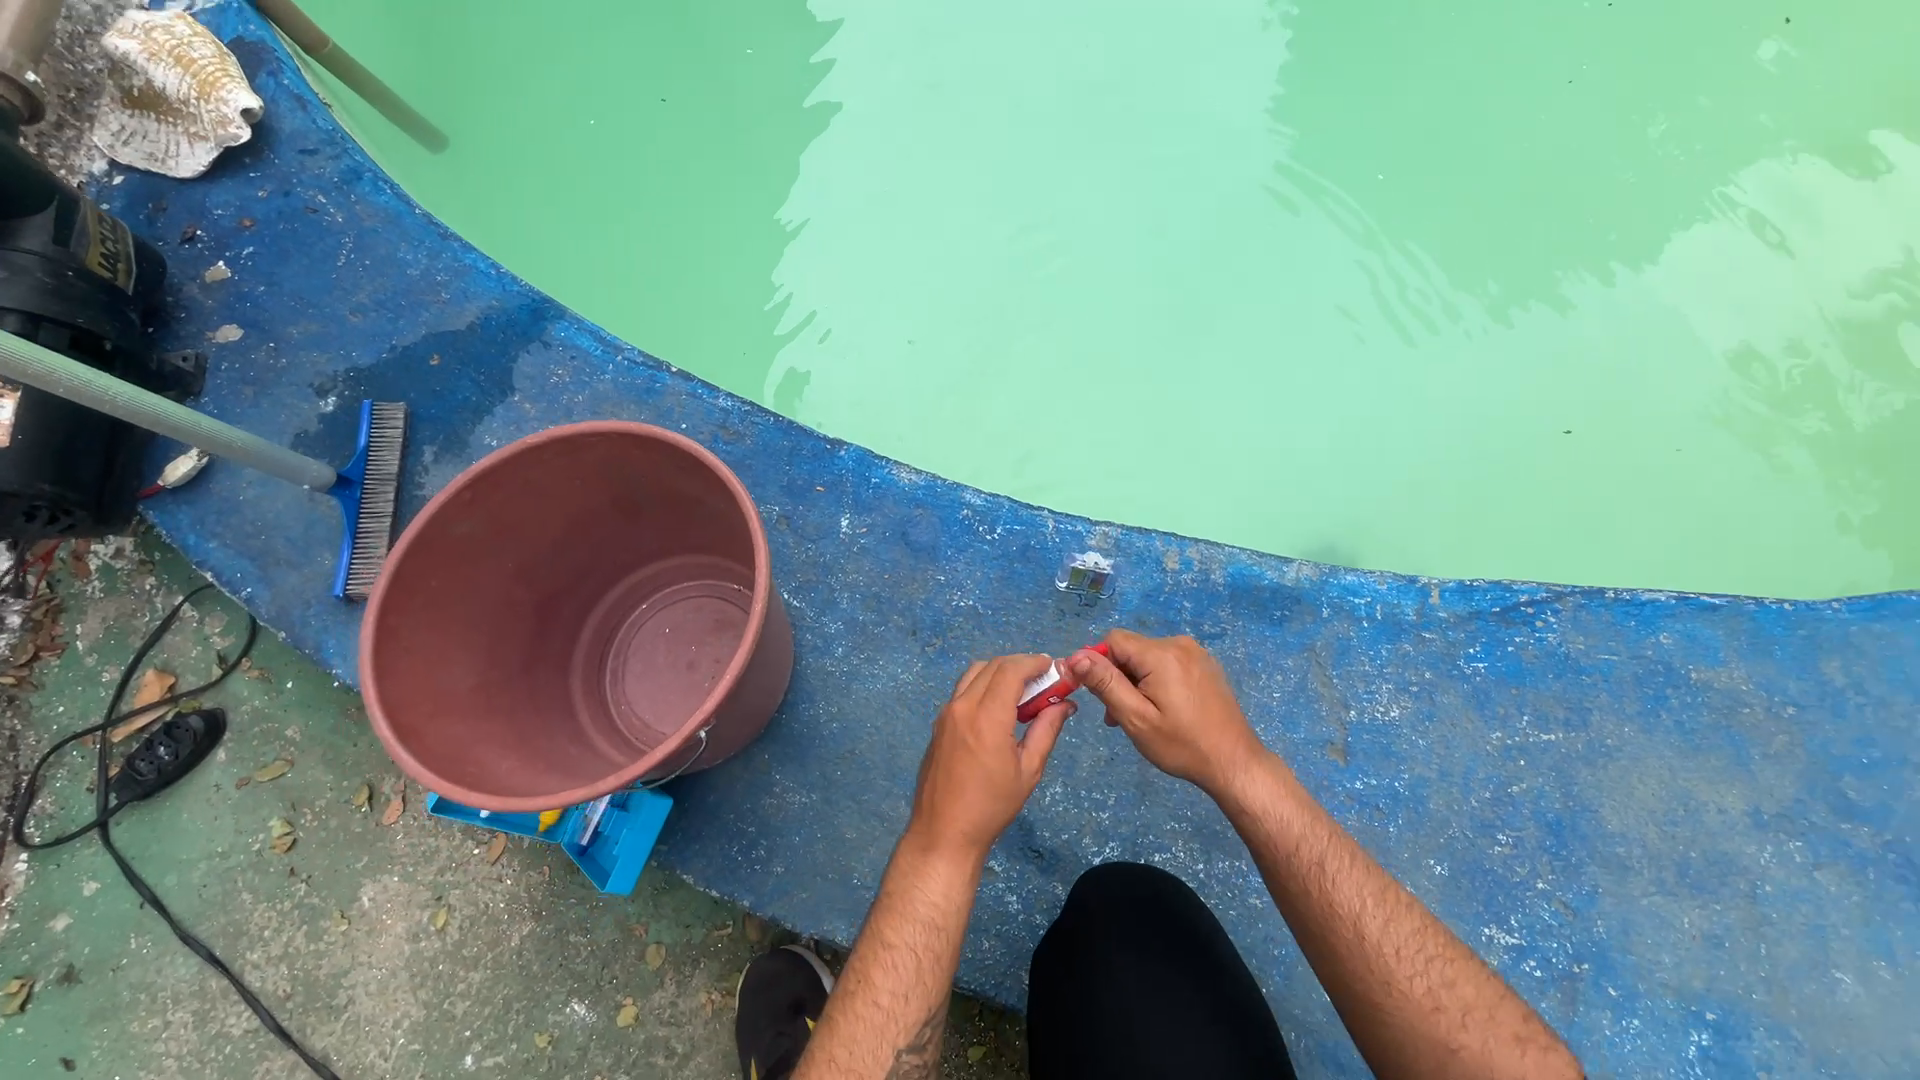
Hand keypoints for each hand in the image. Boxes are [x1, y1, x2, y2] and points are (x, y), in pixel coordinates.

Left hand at [906, 654, 1074, 862]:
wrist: (944, 831)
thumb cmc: (991, 805)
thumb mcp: (1028, 770)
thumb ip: (1047, 730)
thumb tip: (1065, 704)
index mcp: (987, 717)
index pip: (1011, 670)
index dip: (1034, 662)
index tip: (1053, 667)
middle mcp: (962, 706)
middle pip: (992, 666)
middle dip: (1020, 665)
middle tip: (1043, 679)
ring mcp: (946, 714)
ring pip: (974, 673)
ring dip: (999, 672)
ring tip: (1022, 692)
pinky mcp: (938, 724)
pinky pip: (963, 691)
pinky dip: (983, 686)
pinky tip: (999, 709)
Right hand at [1068, 629, 1269, 794]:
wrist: (1234, 762)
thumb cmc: (1181, 745)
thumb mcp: (1135, 717)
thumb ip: (1105, 683)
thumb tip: (1076, 656)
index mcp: (1161, 654)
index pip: (1113, 640)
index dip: (1097, 663)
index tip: (1095, 694)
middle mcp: (1179, 644)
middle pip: (1131, 650)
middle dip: (1117, 677)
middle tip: (1116, 715)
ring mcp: (1196, 654)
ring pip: (1148, 659)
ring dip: (1135, 683)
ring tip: (1138, 718)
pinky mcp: (1205, 666)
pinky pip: (1168, 665)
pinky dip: (1156, 682)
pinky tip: (1161, 711)